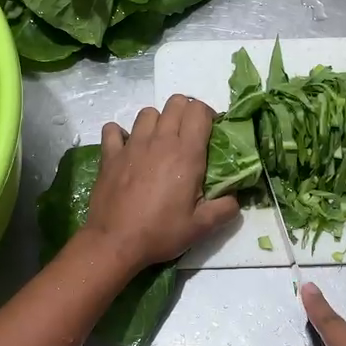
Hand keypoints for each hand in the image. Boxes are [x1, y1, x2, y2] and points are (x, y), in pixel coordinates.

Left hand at [79, 95, 239, 271]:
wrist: (115, 242)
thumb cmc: (161, 233)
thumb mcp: (201, 228)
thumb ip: (225, 208)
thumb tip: (235, 197)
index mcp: (186, 154)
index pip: (199, 111)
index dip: (209, 116)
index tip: (211, 134)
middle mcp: (159, 141)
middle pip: (175, 103)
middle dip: (187, 112)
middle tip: (189, 136)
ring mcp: (132, 145)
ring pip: (148, 113)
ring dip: (158, 121)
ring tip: (161, 142)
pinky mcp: (110, 155)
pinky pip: (114, 129)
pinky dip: (122, 133)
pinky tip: (127, 148)